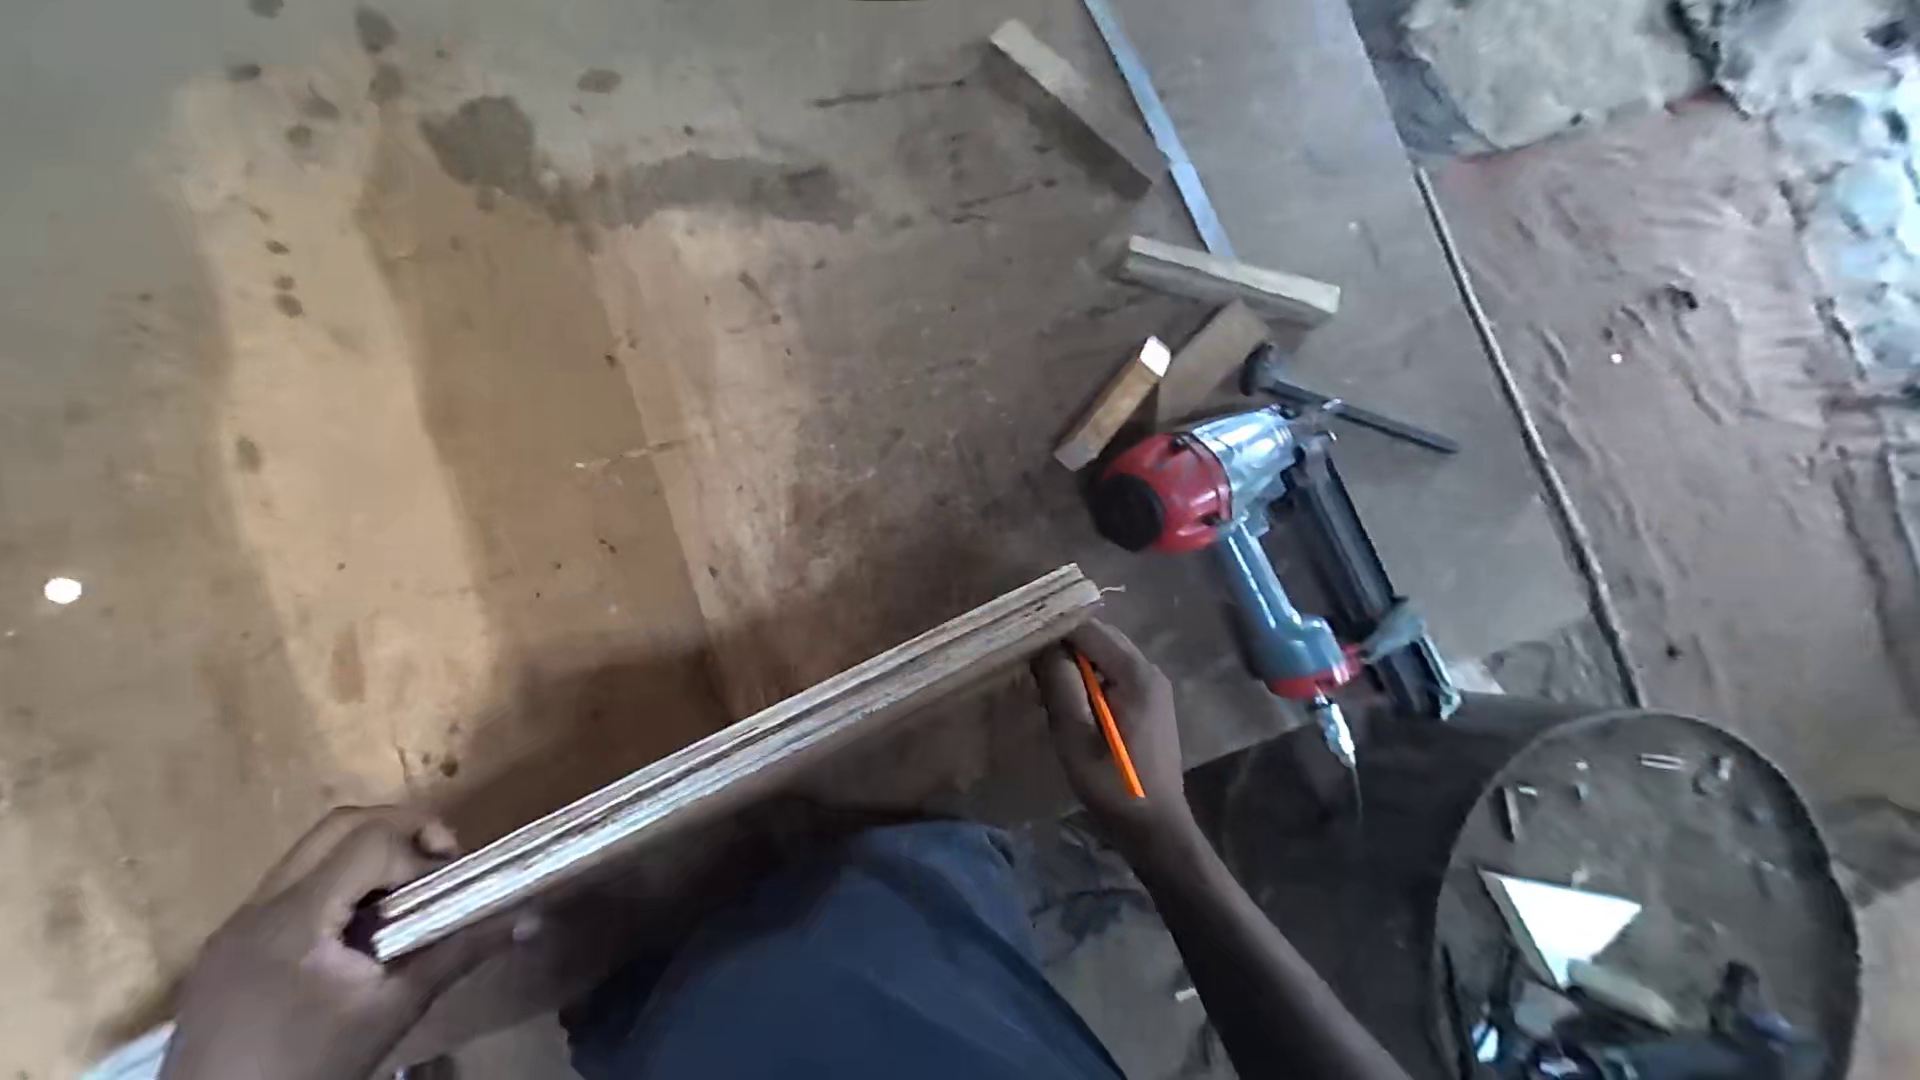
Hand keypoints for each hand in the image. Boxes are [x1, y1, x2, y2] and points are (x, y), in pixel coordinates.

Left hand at [161, 807, 517, 1079]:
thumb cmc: (309, 1070)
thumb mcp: (395, 1010)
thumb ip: (461, 952)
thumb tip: (531, 918)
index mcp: (292, 922)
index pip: (370, 841)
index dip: (421, 851)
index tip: (448, 884)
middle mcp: (256, 910)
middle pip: (340, 824)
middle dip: (402, 827)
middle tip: (438, 860)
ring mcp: (234, 927)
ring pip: (314, 847)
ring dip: (372, 849)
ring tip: (407, 888)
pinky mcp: (228, 946)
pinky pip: (295, 879)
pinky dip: (342, 876)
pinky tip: (364, 921)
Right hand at [1032, 621, 1198, 857]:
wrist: (1156, 828)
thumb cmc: (1113, 784)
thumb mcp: (1074, 734)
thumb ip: (1059, 683)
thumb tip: (1043, 644)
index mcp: (1135, 672)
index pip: (1087, 628)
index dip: (1054, 632)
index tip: (1025, 646)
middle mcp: (1149, 668)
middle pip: (1099, 636)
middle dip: (1064, 647)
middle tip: (1034, 671)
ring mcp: (1152, 684)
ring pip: (1104, 653)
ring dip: (1075, 664)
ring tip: (1048, 688)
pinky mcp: (1149, 700)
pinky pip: (1113, 672)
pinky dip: (1089, 678)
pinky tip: (1073, 702)